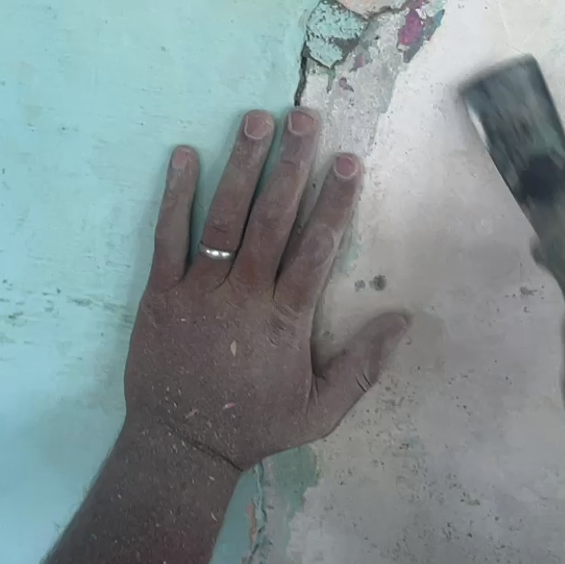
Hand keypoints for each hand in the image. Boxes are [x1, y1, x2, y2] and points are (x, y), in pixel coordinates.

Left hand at [125, 108, 410, 471]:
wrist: (179, 447)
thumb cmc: (254, 425)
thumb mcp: (320, 412)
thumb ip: (363, 367)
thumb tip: (404, 320)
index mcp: (284, 321)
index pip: (315, 250)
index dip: (334, 202)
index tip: (349, 160)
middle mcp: (243, 296)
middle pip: (271, 221)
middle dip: (291, 166)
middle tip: (304, 117)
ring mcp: (198, 291)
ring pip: (223, 219)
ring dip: (241, 166)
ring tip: (255, 119)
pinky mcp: (160, 292)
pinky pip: (167, 238)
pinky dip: (174, 196)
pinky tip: (182, 155)